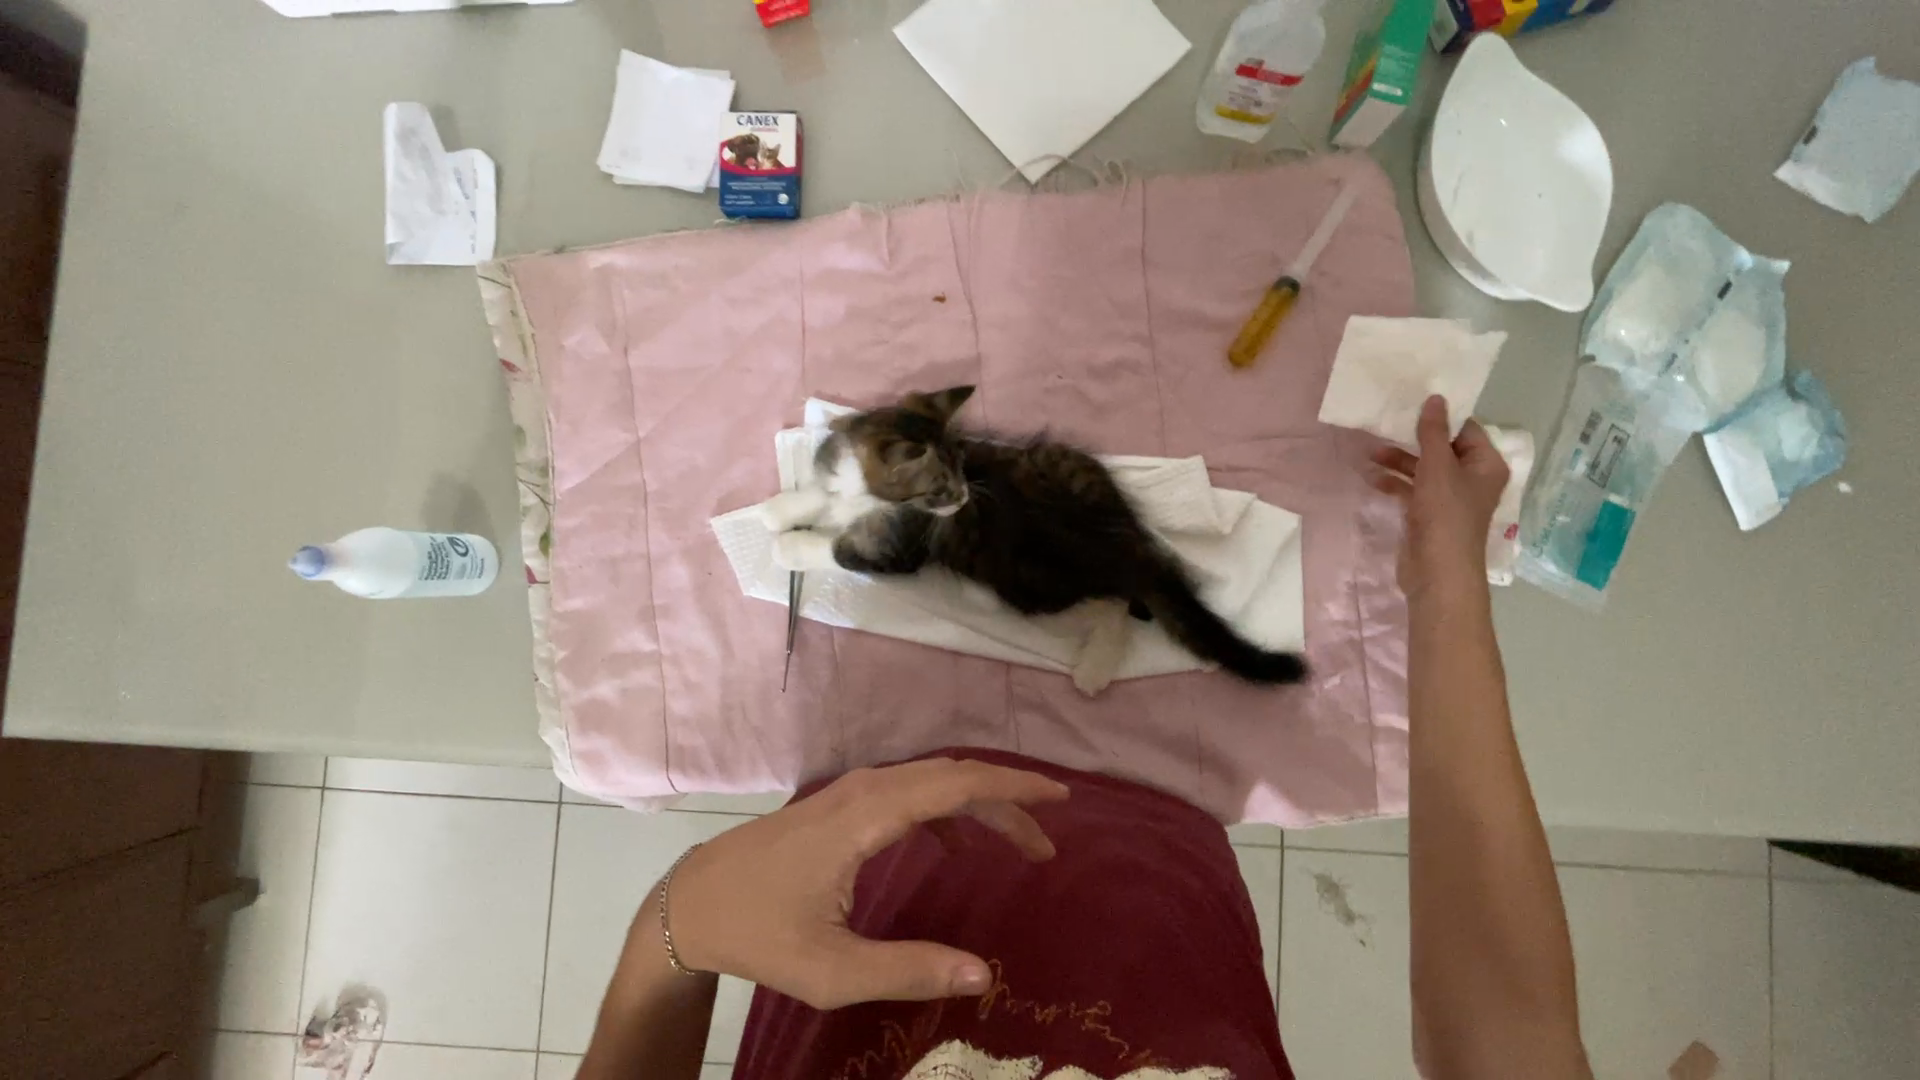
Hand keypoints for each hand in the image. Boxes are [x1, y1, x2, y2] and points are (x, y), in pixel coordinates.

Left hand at [662, 758, 1069, 1009]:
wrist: (695, 901)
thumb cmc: (761, 932)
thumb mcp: (832, 971)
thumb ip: (908, 969)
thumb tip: (984, 975)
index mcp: (870, 816)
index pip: (958, 785)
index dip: (1014, 788)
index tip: (1061, 797)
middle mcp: (868, 788)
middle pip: (955, 778)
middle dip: (1008, 801)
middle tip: (1049, 842)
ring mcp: (855, 789)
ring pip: (935, 782)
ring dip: (982, 806)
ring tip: (1022, 845)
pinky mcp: (847, 801)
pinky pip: (914, 793)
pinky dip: (949, 812)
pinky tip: (961, 848)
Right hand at [1369, 395, 1509, 603]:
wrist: (1437, 570)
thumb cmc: (1445, 514)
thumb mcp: (1438, 467)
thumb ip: (1433, 433)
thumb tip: (1435, 398)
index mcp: (1486, 464)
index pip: (1465, 430)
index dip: (1440, 418)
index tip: (1410, 405)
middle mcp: (1471, 478)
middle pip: (1442, 449)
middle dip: (1412, 439)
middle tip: (1384, 424)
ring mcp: (1449, 498)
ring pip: (1423, 469)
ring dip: (1398, 461)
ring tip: (1369, 452)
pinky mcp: (1428, 514)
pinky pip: (1411, 489)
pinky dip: (1393, 482)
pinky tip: (1371, 477)